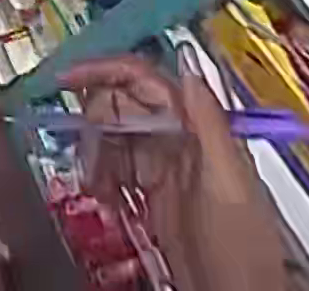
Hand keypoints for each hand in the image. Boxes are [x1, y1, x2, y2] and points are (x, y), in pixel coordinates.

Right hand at [61, 54, 287, 290]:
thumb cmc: (240, 247)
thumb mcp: (228, 181)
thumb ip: (208, 120)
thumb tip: (187, 60)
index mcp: (196, 124)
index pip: (142, 78)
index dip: (104, 71)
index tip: (68, 77)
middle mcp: (176, 134)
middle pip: (119, 103)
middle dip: (95, 122)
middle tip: (86, 151)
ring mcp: (160, 161)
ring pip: (110, 133)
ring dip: (94, 152)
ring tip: (96, 184)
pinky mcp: (147, 186)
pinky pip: (111, 162)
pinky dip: (99, 174)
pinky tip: (102, 194)